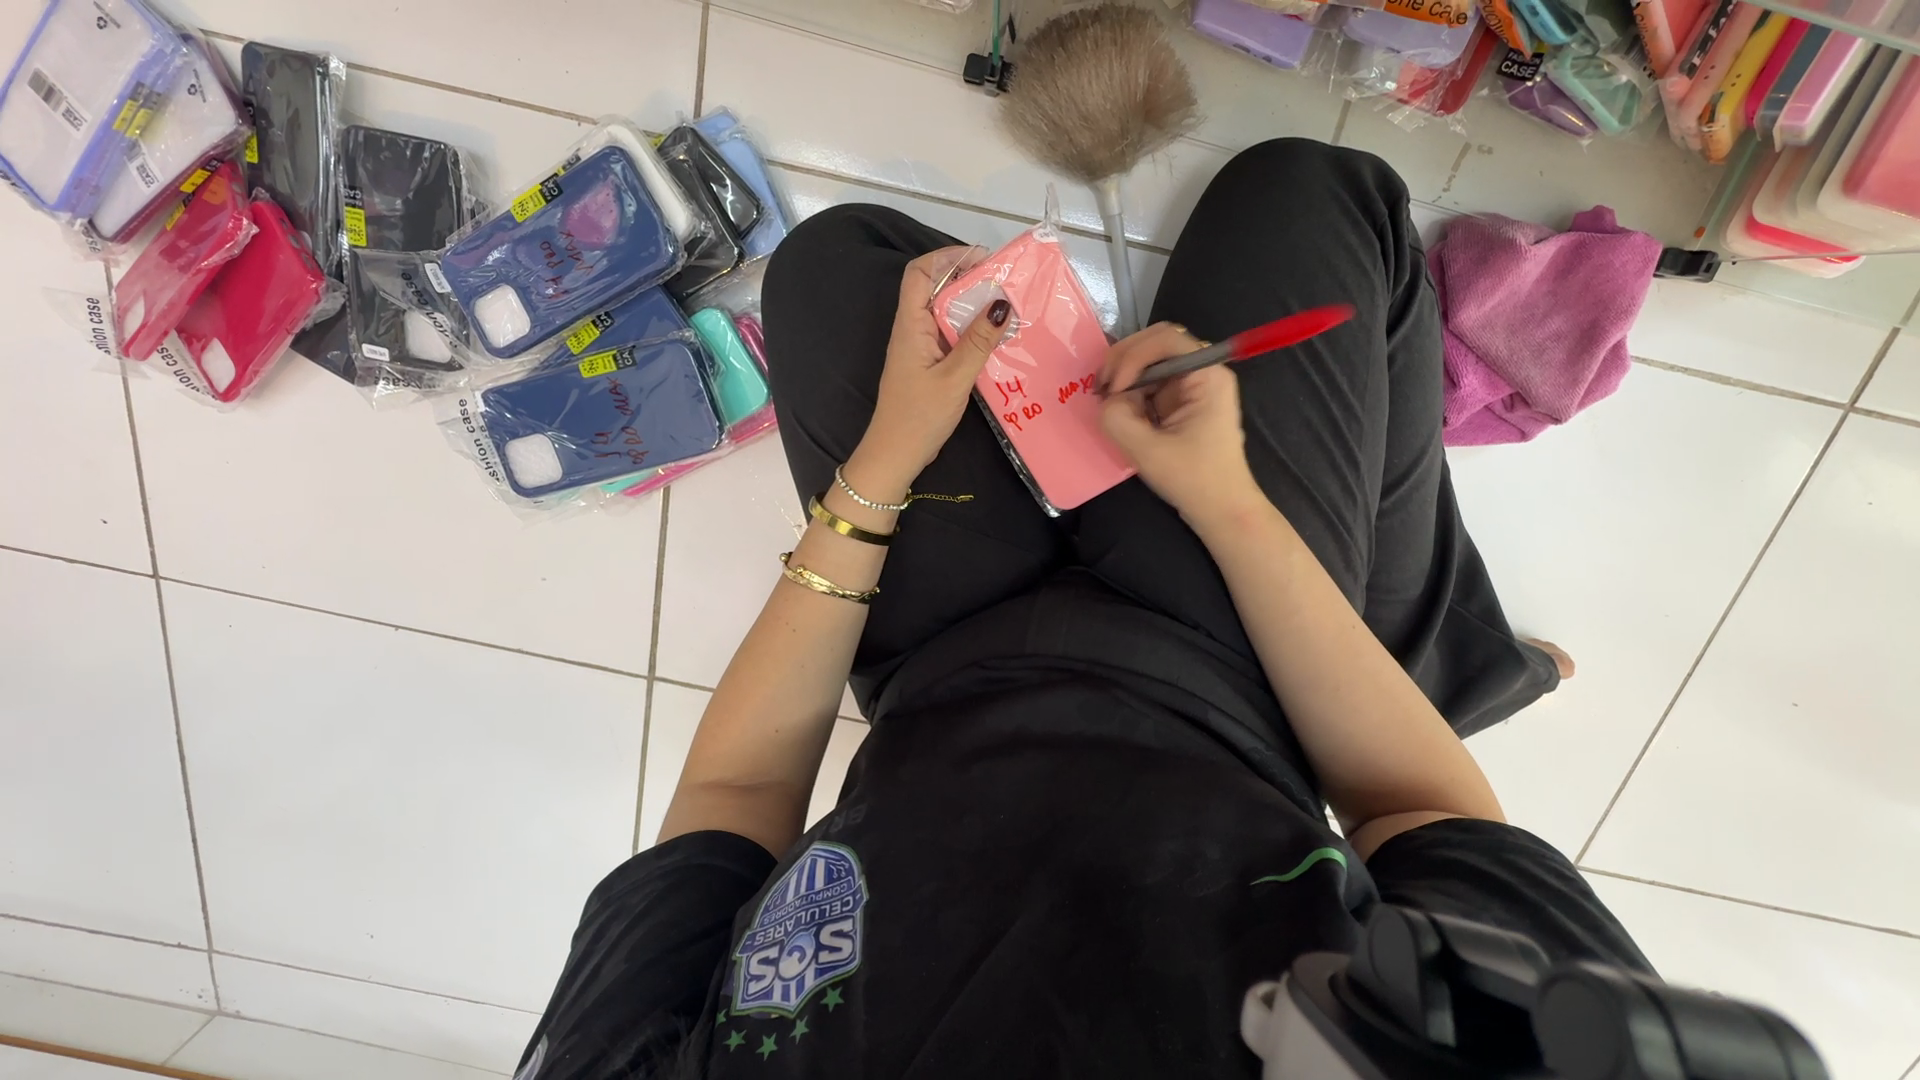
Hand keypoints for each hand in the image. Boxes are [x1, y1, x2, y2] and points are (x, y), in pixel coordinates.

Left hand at [850, 246, 1009, 500]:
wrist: (895, 455)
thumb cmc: (919, 417)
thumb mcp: (955, 379)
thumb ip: (978, 342)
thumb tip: (1002, 304)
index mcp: (910, 326)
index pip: (920, 273)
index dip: (947, 257)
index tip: (982, 258)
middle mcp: (911, 330)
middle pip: (934, 288)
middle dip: (966, 277)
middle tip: (1003, 281)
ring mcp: (918, 348)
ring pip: (943, 312)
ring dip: (970, 304)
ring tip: (1004, 305)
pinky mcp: (926, 364)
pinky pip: (947, 335)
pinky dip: (968, 329)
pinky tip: (992, 337)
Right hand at [1098, 322, 1264, 528]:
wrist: (1221, 509)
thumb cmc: (1194, 479)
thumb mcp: (1148, 451)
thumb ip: (1118, 419)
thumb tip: (1106, 401)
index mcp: (1207, 375)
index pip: (1164, 339)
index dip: (1132, 357)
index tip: (1114, 389)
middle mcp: (1202, 371)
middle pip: (1156, 343)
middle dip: (1124, 361)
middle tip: (1102, 388)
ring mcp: (1192, 386)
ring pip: (1150, 361)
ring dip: (1124, 376)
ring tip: (1107, 400)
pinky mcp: (1181, 402)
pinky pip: (1150, 382)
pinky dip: (1130, 391)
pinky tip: (1119, 409)